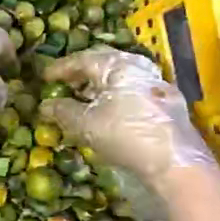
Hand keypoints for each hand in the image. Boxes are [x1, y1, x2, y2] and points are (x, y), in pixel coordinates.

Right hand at [39, 47, 217, 188]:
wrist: (174, 161)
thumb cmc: (125, 135)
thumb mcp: (85, 124)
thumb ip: (62, 111)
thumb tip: (45, 105)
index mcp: (117, 66)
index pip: (83, 59)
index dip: (61, 68)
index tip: (45, 78)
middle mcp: (139, 68)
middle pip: (105, 63)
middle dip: (82, 74)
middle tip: (65, 84)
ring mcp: (156, 85)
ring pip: (121, 78)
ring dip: (100, 86)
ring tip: (84, 99)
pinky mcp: (167, 105)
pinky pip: (133, 92)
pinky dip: (116, 97)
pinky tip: (109, 112)